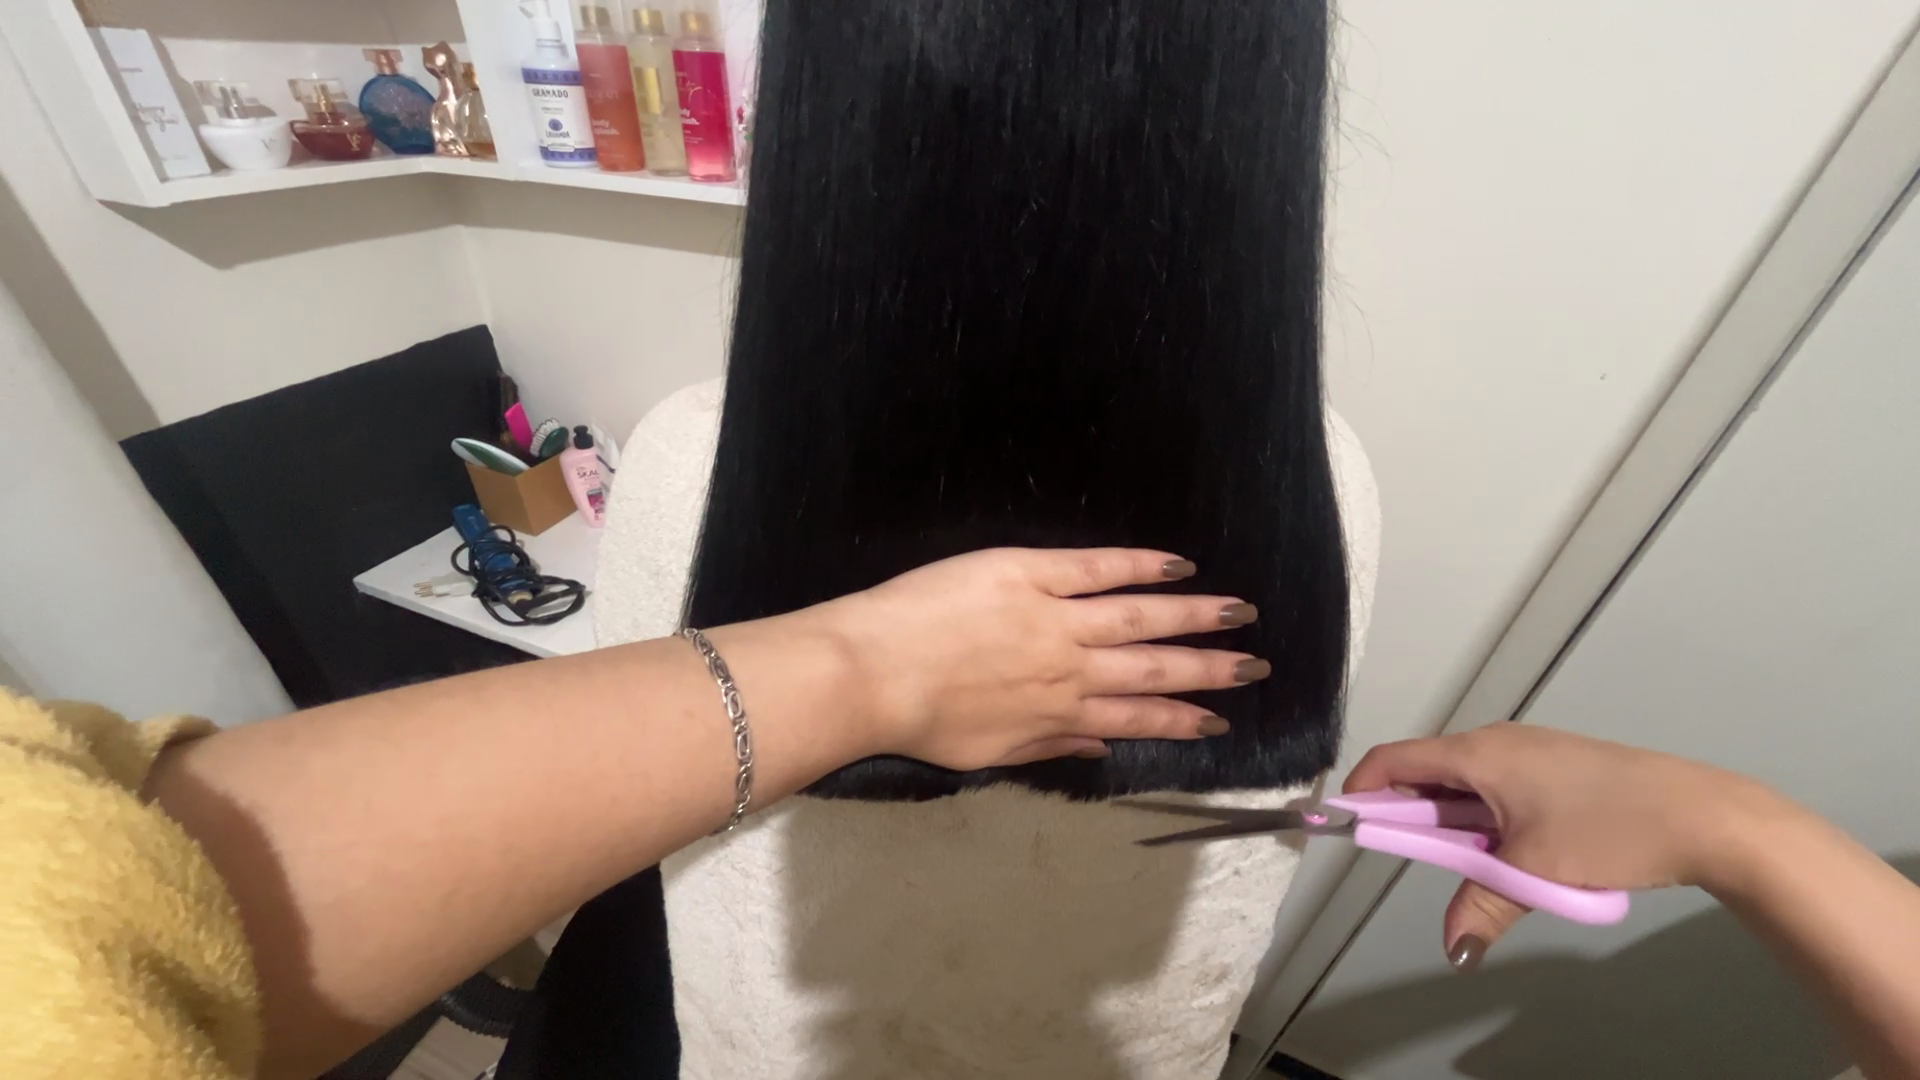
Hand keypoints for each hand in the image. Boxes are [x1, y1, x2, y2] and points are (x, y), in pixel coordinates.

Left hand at [805, 547, 1265, 769]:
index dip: (1181, 721)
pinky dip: (1139, 565)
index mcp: (1057, 714)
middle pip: (1153, 669)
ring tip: (1237, 614)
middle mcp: (1071, 669)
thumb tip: (1098, 750)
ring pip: (1140, 617)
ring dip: (1193, 616)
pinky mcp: (1032, 573)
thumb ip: (1048, 748)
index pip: (1134, 719)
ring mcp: (1055, 618)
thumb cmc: (918, 717)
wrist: (870, 671)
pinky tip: (1175, 564)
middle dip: (1209, 669)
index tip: (1218, 721)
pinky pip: (1097, 567)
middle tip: (1254, 665)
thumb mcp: (985, 752)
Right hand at [1345, 725, 1787, 968]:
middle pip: (1427, 768)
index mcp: (1476, 753)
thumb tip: (1455, 950)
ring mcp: (1528, 748)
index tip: (1352, 820)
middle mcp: (1494, 740)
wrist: (1713, 817)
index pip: (1394, 759)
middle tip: (1415, 851)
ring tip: (1470, 855)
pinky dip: (1483, 809)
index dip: (1365, 787)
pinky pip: (1496, 780)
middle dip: (1411, 809)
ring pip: (1464, 777)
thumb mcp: (1536, 871)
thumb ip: (1484, 906)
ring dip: (1451, 813)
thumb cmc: (1609, 829)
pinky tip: (1511, 841)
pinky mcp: (1557, 762)